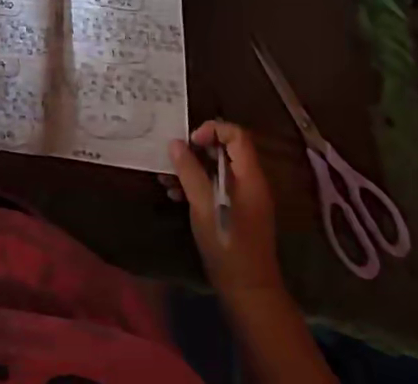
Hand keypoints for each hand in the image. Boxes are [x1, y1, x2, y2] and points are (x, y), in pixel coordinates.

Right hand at [165, 120, 286, 305]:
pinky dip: (194, 183)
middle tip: (172, 156)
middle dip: (195, 148)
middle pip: (225, 149)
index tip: (190, 142)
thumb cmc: (227, 241)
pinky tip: (174, 193)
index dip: (212, 130)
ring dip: (190, 167)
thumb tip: (175, 143)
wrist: (246, 287)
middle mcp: (250, 182)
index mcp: (250, 177)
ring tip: (166, 177)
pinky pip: (214, 184)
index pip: (237, 135)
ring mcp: (243, 197)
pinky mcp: (233, 209)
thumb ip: (189, 170)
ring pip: (215, 167)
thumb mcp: (203, 203)